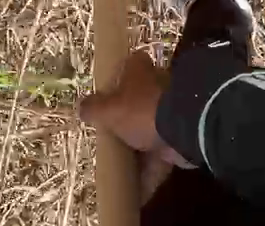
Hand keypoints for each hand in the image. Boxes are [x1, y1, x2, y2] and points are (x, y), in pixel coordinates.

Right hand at [78, 50, 188, 165]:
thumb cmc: (141, 108)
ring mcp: (168, 111)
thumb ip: (94, 108)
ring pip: (147, 132)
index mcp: (138, 69)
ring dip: (136, 154)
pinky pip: (159, 157)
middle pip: (134, 104)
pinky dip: (149, 174)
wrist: (183, 126)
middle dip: (123, 124)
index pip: (123, 69)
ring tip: (118, 174)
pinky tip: (136, 195)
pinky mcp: (177, 135)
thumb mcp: (109, 109)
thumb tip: (81, 107)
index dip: (113, 85)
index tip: (101, 105)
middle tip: (106, 143)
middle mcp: (154, 85)